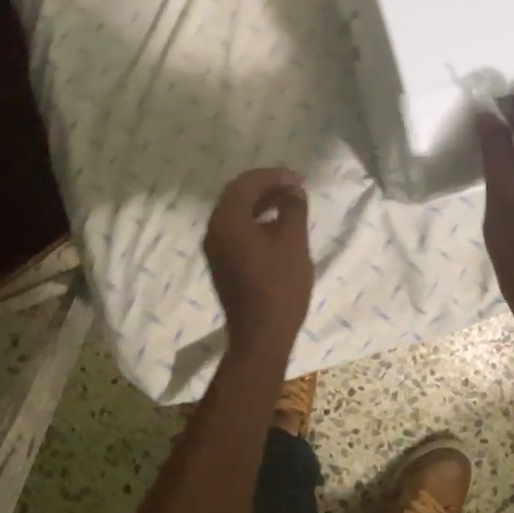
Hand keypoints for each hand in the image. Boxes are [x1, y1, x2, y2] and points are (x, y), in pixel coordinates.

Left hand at [204, 168, 313, 357]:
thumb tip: (293, 191)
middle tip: (293, 186)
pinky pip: (235, 228)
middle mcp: (214, 229)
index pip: (248, 183)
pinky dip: (254, 219)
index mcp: (227, 219)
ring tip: (289, 201)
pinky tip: (276, 224)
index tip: (299, 179)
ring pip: (236, 211)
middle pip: (237, 194)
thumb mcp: (293, 241)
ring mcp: (215, 247)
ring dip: (261, 201)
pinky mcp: (221, 262)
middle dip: (266, 185)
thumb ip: (293, 208)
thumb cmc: (279, 286)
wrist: (261, 336)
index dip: (275, 176)